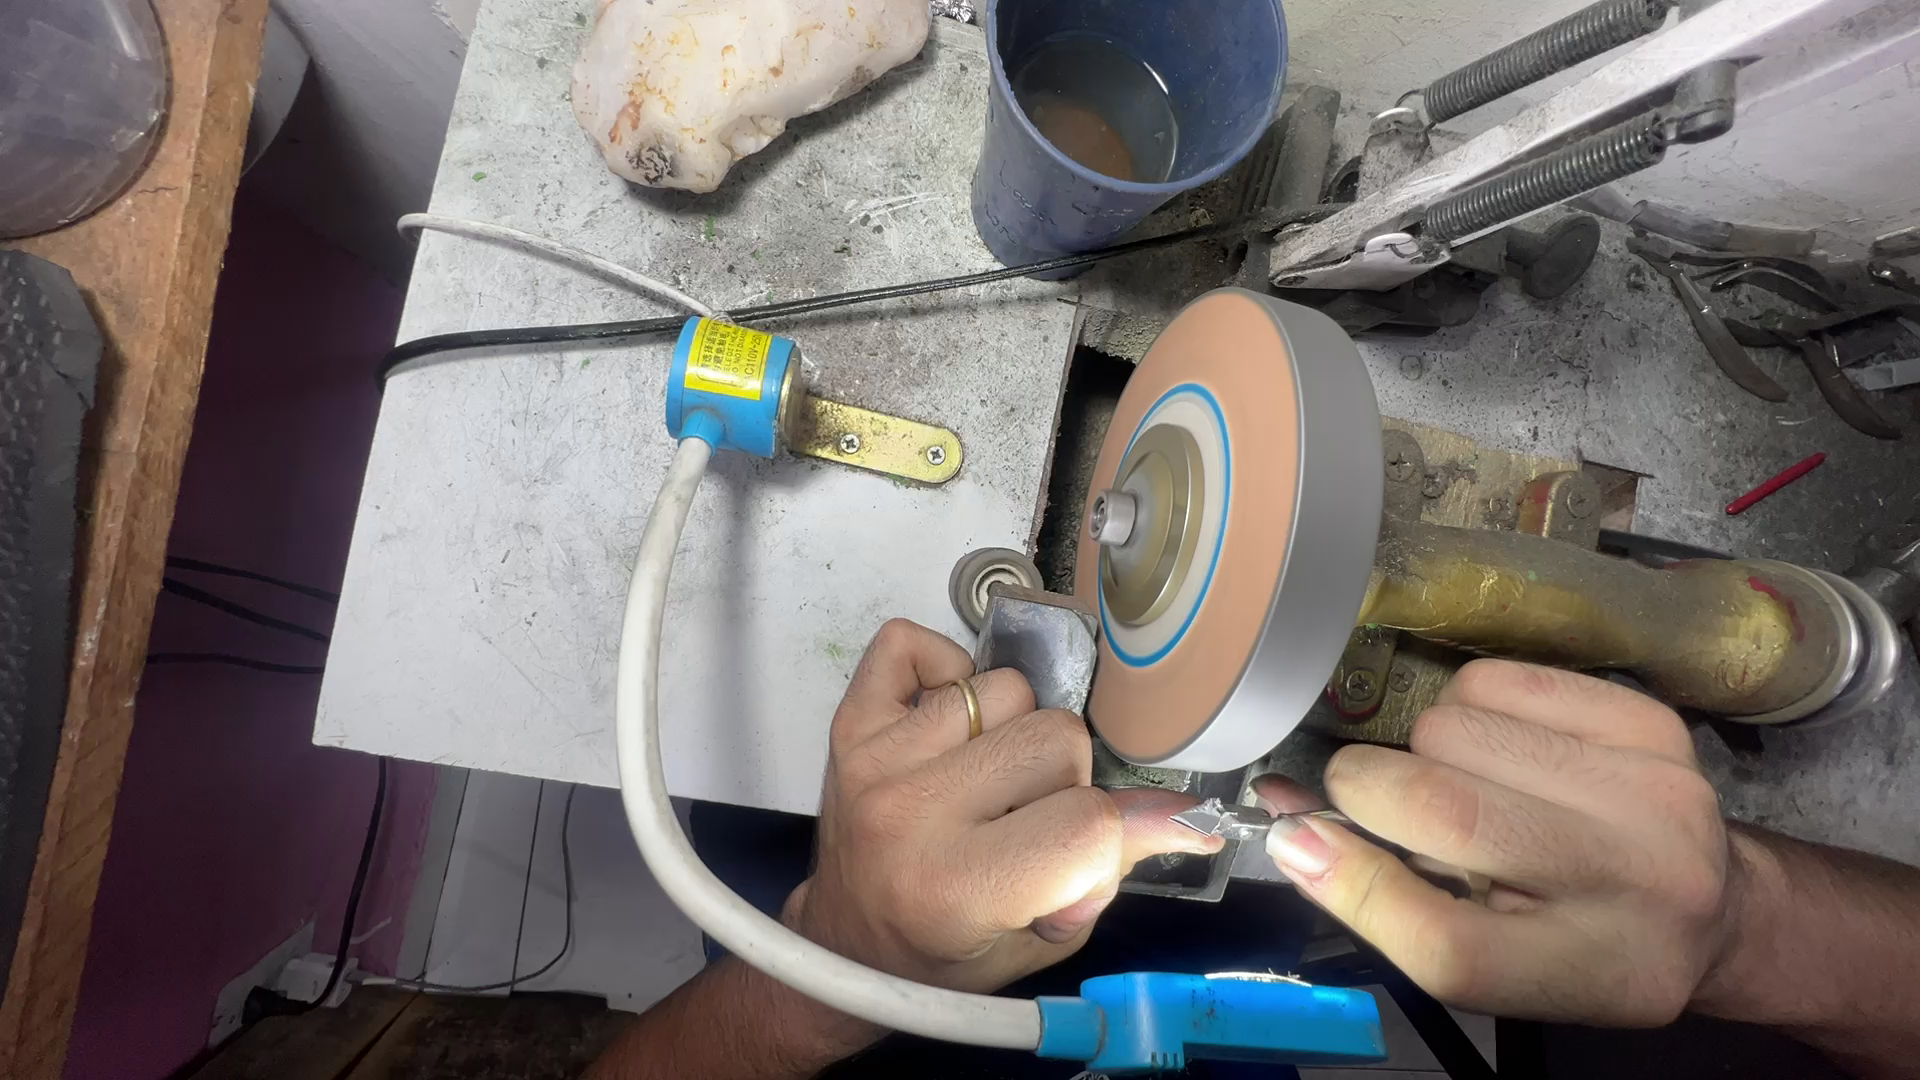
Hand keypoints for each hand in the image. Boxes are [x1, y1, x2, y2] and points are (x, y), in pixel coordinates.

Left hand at [786, 619, 1221, 995]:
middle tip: (1025, 818)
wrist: (847, 939)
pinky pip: (911, 642)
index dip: (1101, 838)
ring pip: (1004, 686)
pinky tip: (945, 724)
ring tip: (983, 778)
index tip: (1072, 861)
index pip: (1088, 822)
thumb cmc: (946, 951)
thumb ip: (1112, 865)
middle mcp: (906, 813)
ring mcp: (872, 757)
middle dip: (1062, 778)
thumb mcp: (1042, 933)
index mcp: (954, 889)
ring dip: (1012, 728)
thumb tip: (1191, 816)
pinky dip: (943, 670)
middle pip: (1056, 734)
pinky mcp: (848, 719)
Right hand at [1259, 658, 1737, 1024]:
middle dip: (1367, 788)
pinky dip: (1463, 704)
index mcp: (1590, 972)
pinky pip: (1486, 680)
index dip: (1352, 884)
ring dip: (1424, 748)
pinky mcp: (1646, 721)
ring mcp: (1653, 789)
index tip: (1297, 840)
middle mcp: (1638, 881)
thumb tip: (1286, 824)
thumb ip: (1374, 896)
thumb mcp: (1479, 953)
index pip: (1448, 943)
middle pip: (1437, 805)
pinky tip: (1500, 743)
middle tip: (1387, 804)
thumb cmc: (1567, 936)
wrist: (1710, 901)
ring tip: (1466, 781)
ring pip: (1446, 726)